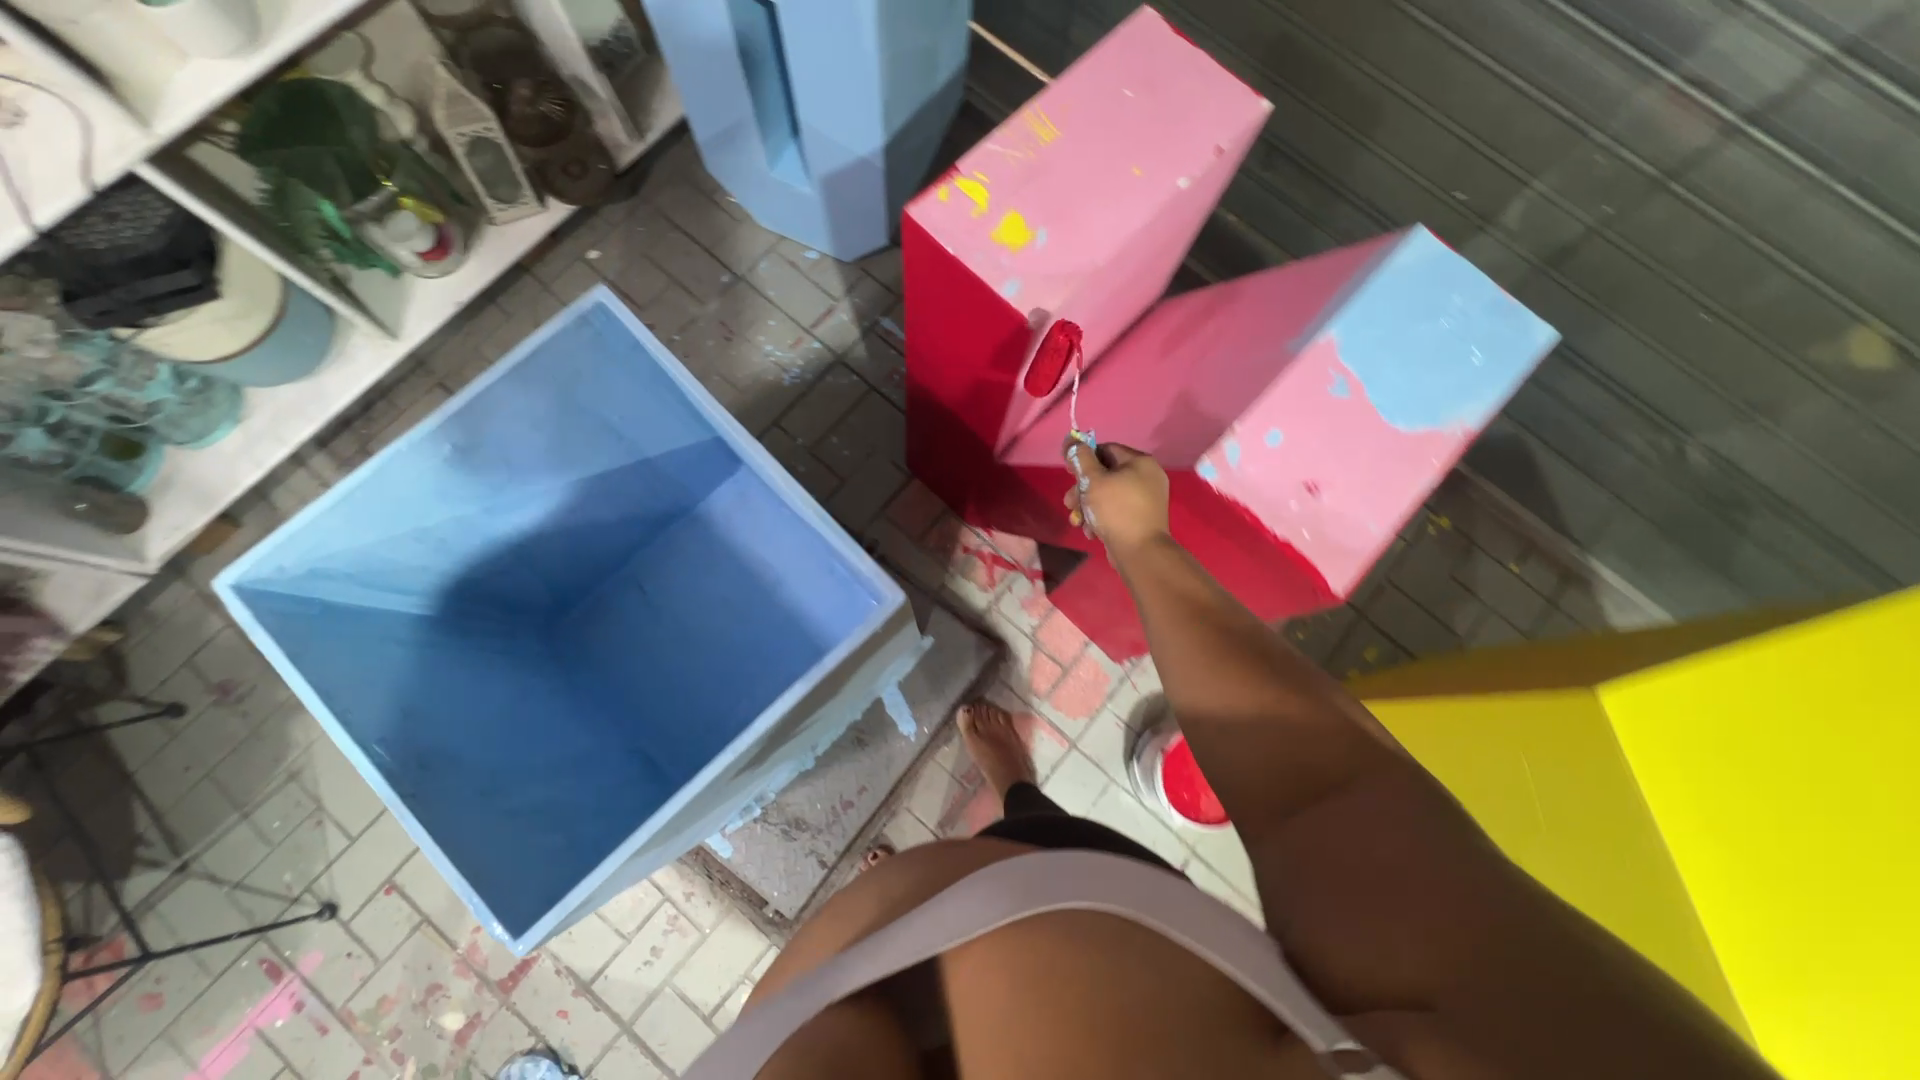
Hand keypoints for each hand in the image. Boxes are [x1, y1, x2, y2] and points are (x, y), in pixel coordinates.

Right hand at [1063, 438, 1170, 558]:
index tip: (1069, 473)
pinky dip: (1101, 518)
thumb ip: (1080, 458)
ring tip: (1077, 521)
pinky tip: (1091, 531)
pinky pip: (1116, 510)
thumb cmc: (1116, 510)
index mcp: (1140, 462)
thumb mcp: (1093, 480)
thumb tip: (1071, 441)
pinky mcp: (1141, 519)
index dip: (1084, 459)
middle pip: (1105, 475)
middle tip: (1069, 503)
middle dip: (1082, 490)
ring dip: (1087, 506)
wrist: (1140, 552)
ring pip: (1107, 495)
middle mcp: (1147, 477)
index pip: (1106, 449)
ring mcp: (1146, 500)